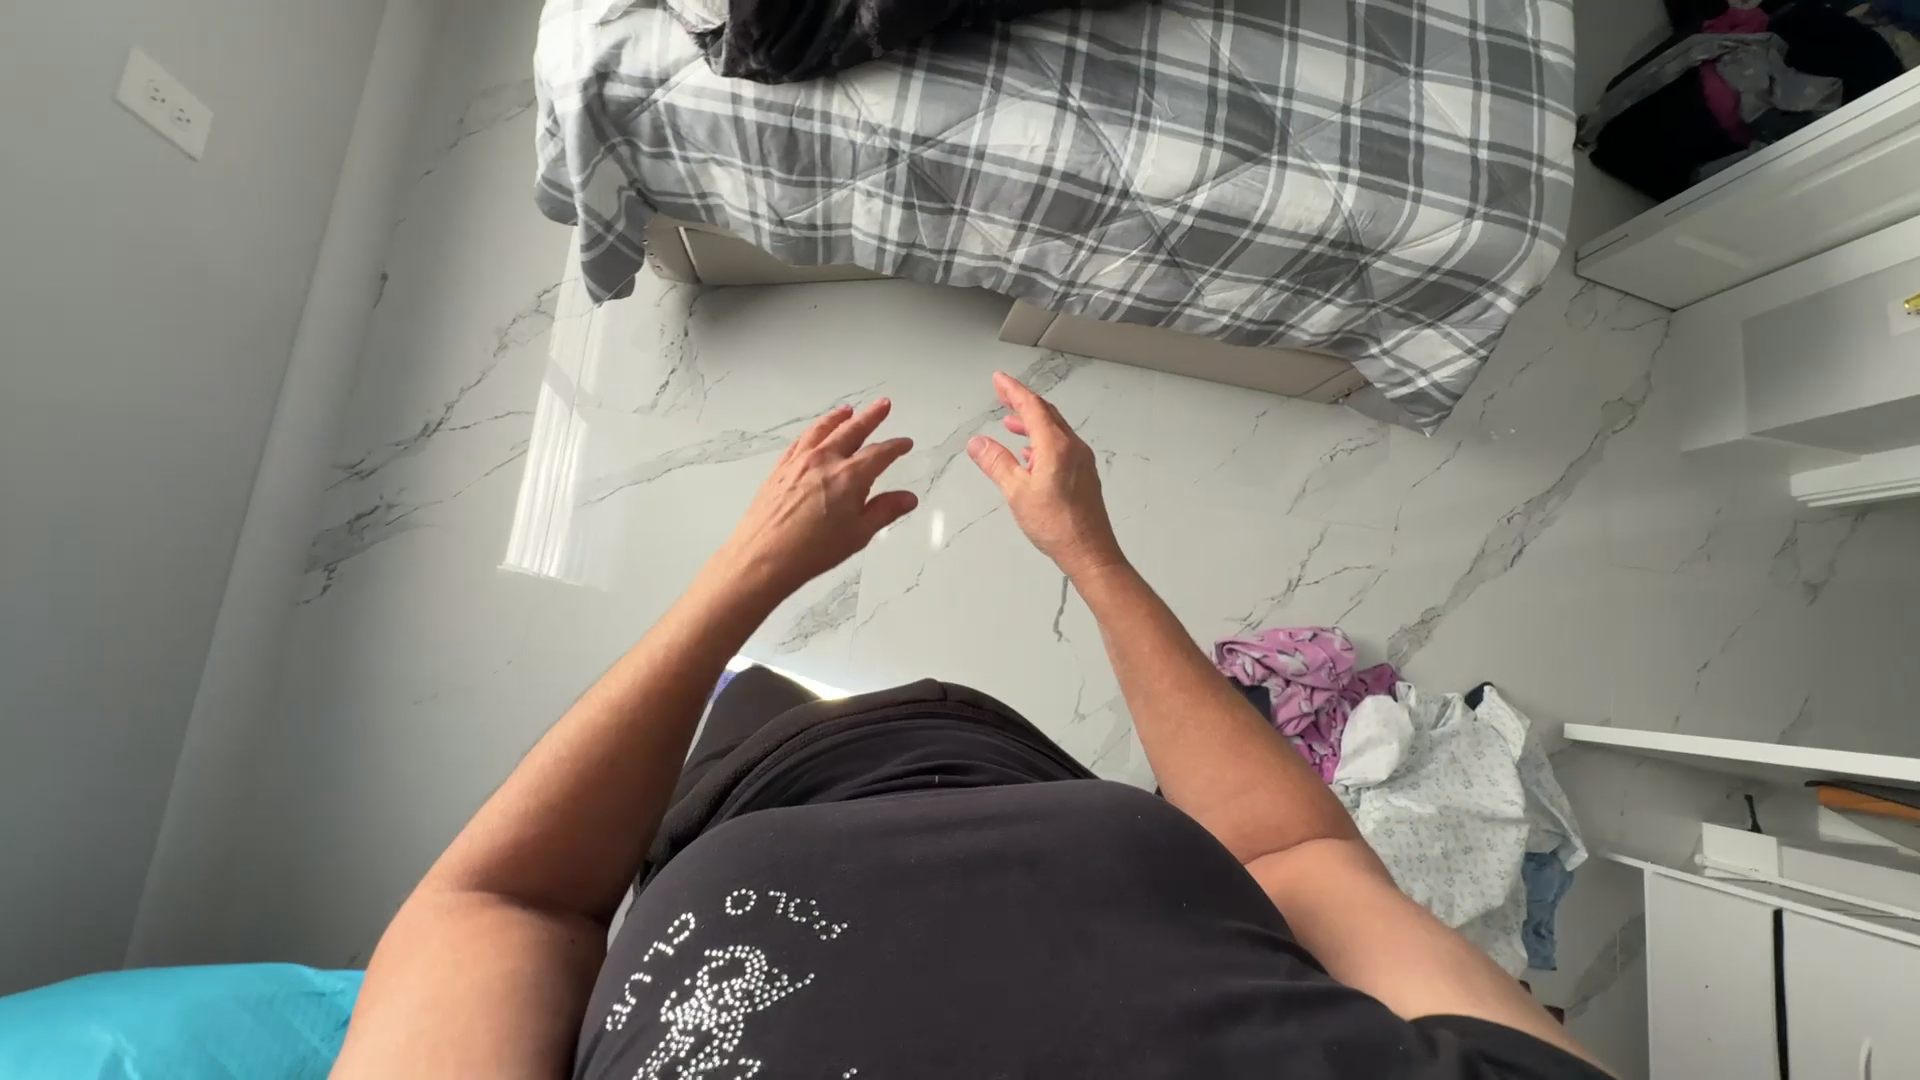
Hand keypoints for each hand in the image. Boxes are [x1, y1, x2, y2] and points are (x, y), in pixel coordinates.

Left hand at [713, 399, 917, 599]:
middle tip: (882, 405)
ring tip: (848, 410)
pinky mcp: (780, 469)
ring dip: (838, 418)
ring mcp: (799, 462)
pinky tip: (814, 433)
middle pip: (853, 430)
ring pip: (823, 430)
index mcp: (851, 476)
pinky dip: (812, 432)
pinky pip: (799, 441)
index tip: (904, 443)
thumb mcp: (859, 534)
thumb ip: (885, 510)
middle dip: (871, 417)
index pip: (880, 453)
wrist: (765, 557)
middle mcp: (825, 461)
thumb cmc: (811, 550)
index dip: (896, 446)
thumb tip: (907, 498)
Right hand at [966, 371, 1125, 578]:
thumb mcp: (1016, 492)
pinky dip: (1042, 440)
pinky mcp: (1083, 474)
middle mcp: (1073, 449)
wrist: (1088, 551)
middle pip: (1046, 414)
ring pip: (1055, 430)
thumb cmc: (1059, 526)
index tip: (1000, 380)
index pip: (1032, 407)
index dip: (1013, 390)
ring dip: (1032, 422)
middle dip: (1022, 401)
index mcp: (1056, 447)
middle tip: (1004, 394)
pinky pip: (1061, 446)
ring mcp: (1081, 461)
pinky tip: (1031, 453)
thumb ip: (996, 463)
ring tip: (1011, 422)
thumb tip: (979, 444)